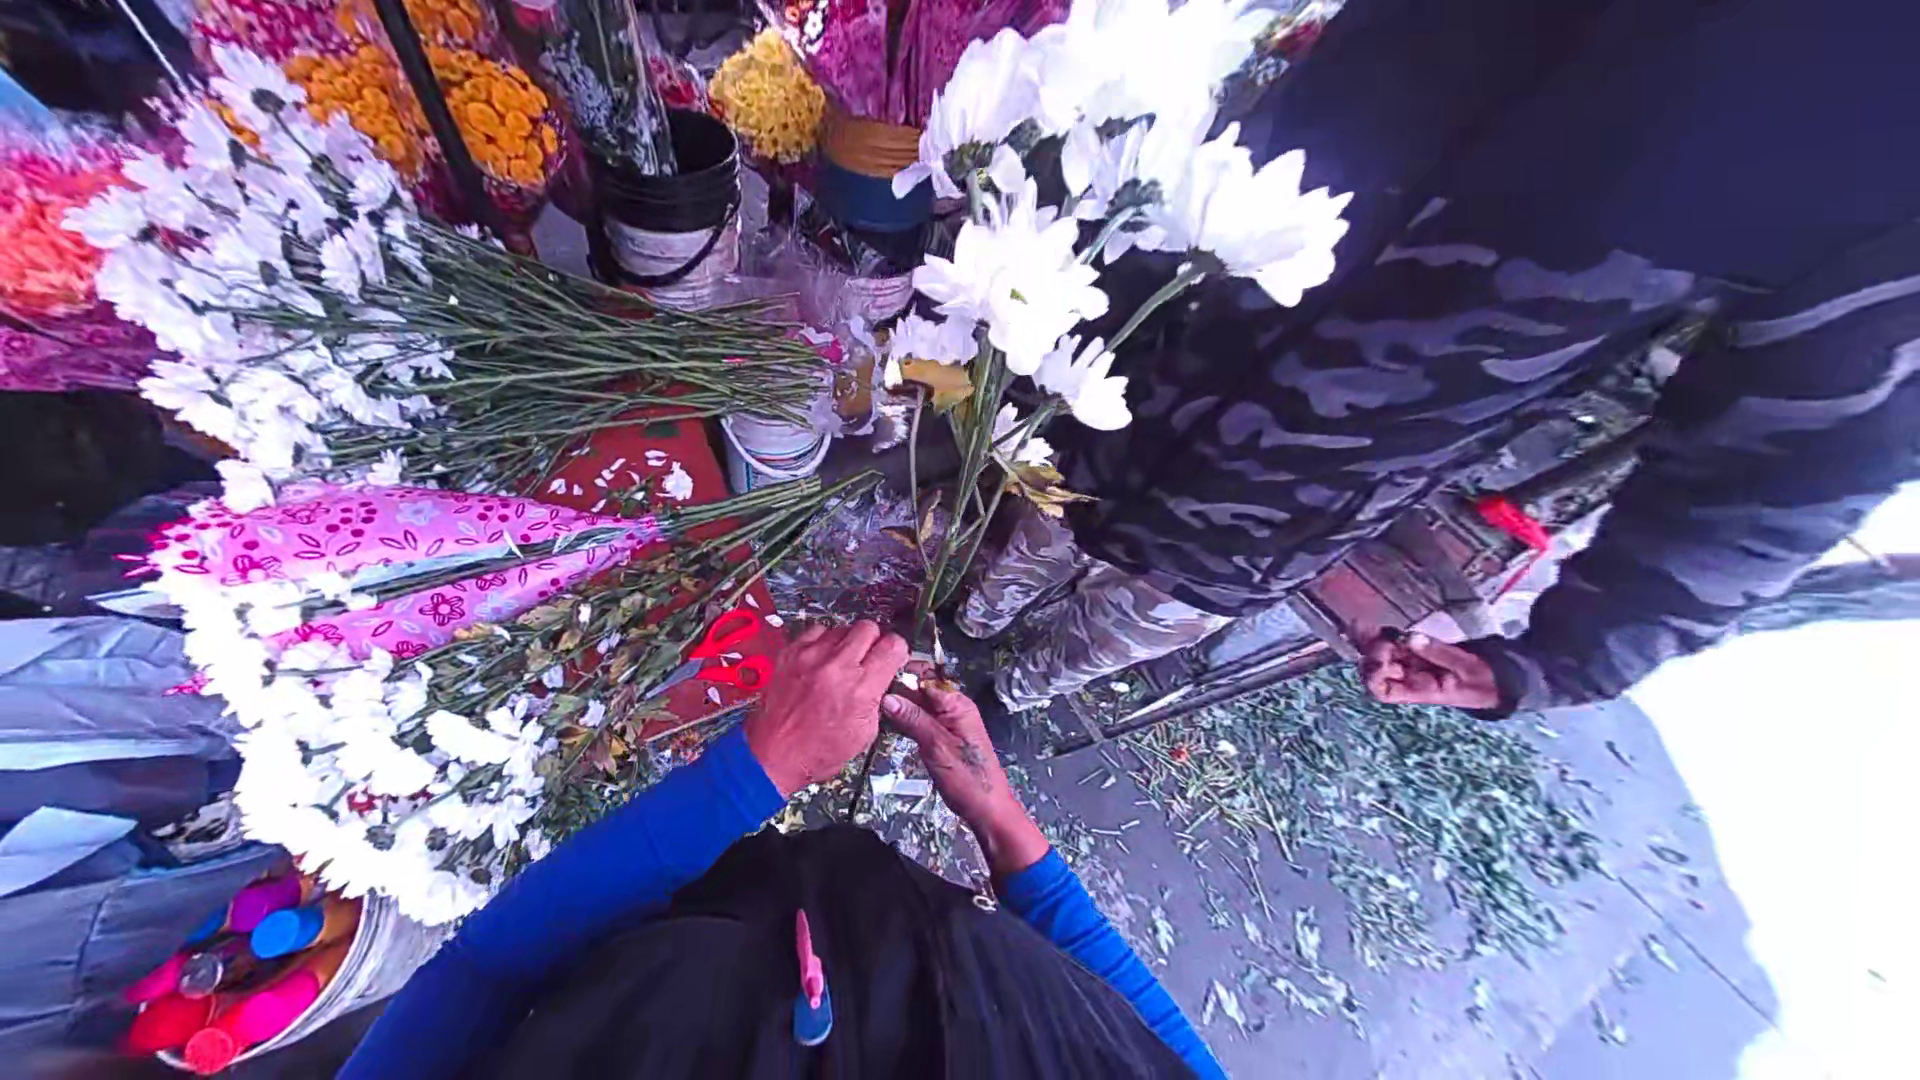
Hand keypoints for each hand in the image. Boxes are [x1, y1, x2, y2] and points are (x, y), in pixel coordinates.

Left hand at [746, 620, 908, 796]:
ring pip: (842, 628)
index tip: (893, 654)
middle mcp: (837, 667)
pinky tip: (821, 660)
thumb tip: (882, 677)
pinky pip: (816, 631)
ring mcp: (811, 657)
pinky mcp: (790, 654)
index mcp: (861, 687)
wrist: (772, 756)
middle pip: (869, 628)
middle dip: (873, 641)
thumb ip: (877, 697)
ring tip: (841, 662)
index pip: (893, 645)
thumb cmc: (815, 751)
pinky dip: (822, 643)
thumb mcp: (865, 732)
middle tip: (868, 656)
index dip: (897, 650)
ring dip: (847, 643)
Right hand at [880, 682, 1050, 877]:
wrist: (987, 809)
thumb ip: (913, 719)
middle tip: (870, 693)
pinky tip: (889, 721)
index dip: (903, 675)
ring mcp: (948, 723)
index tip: (877, 678)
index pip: (927, 678)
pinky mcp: (943, 737)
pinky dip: (907, 719)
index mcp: (957, 704)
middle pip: (922, 689)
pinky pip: (922, 720)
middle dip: (899, 689)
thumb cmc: (967, 778)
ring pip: (920, 705)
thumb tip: (888, 697)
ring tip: (873, 704)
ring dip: (901, 704)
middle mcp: (953, 708)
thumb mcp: (936, 746)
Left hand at [1360, 631, 1501, 708]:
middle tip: (1377, 635)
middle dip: (1371, 652)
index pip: (1383, 692)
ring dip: (1372, 641)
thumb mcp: (1468, 668)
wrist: (1497, 678)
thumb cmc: (1484, 680)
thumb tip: (1411, 637)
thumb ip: (1439, 653)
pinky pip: (1392, 644)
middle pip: (1376, 669)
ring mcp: (1408, 665)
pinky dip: (1383, 635)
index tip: (1380, 659)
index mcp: (1419, 691)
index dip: (1373, 677)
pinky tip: (1378, 625)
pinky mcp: (1413, 652)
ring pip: (1380, 654)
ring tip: (1368, 626)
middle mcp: (1407, 680)